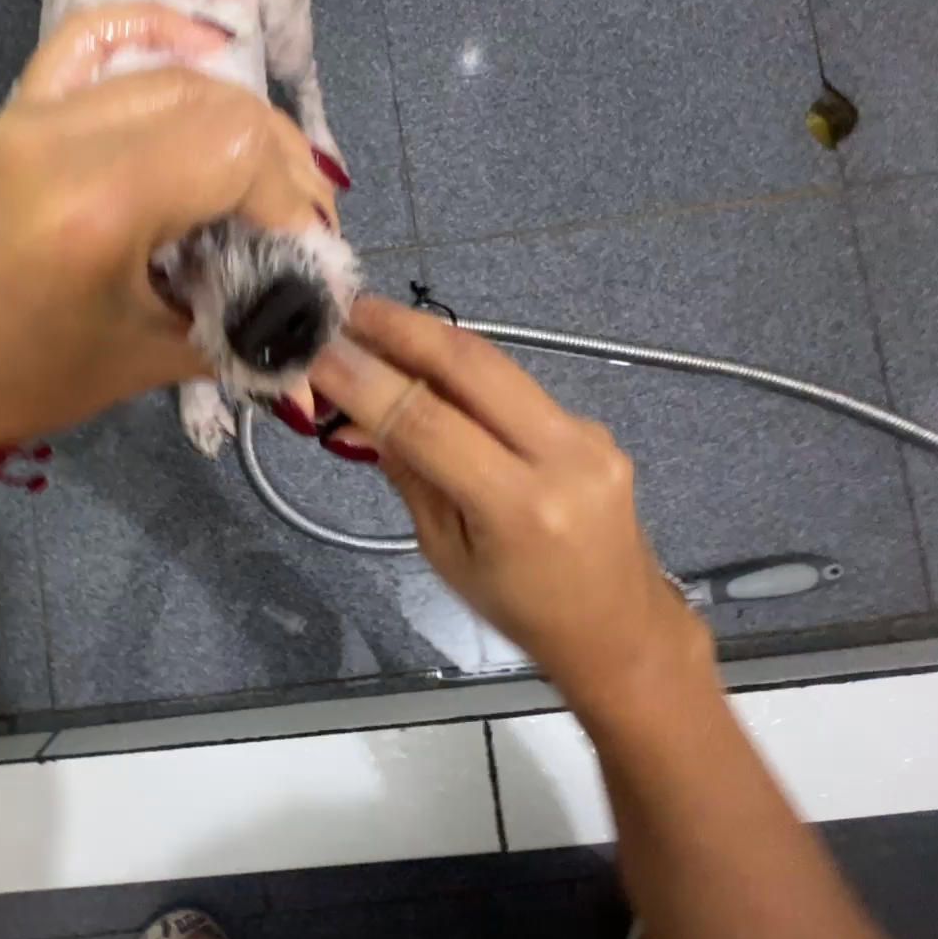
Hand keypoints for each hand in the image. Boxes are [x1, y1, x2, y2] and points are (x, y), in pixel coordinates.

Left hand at [0, 3, 336, 447]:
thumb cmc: (38, 386)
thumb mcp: (152, 360)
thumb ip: (241, 319)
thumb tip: (310, 301)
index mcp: (97, 207)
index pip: (233, 152)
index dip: (291, 195)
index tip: (306, 248)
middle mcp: (61, 139)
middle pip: (212, 104)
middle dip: (276, 159)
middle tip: (298, 217)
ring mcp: (30, 117)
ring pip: (167, 78)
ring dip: (233, 121)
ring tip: (262, 177)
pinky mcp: (13, 116)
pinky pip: (88, 44)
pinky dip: (152, 37)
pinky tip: (202, 52)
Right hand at [307, 297, 710, 705]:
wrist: (618, 627)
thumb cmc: (517, 610)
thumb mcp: (445, 553)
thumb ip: (411, 475)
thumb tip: (361, 417)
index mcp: (519, 507)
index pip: (429, 424)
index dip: (368, 382)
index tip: (319, 353)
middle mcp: (564, 455)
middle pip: (473, 367)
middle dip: (403, 329)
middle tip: (347, 311)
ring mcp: (587, 433)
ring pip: (496, 367)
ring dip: (429, 341)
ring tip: (374, 329)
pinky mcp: (590, 426)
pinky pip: (514, 389)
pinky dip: (461, 375)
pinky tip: (425, 374)